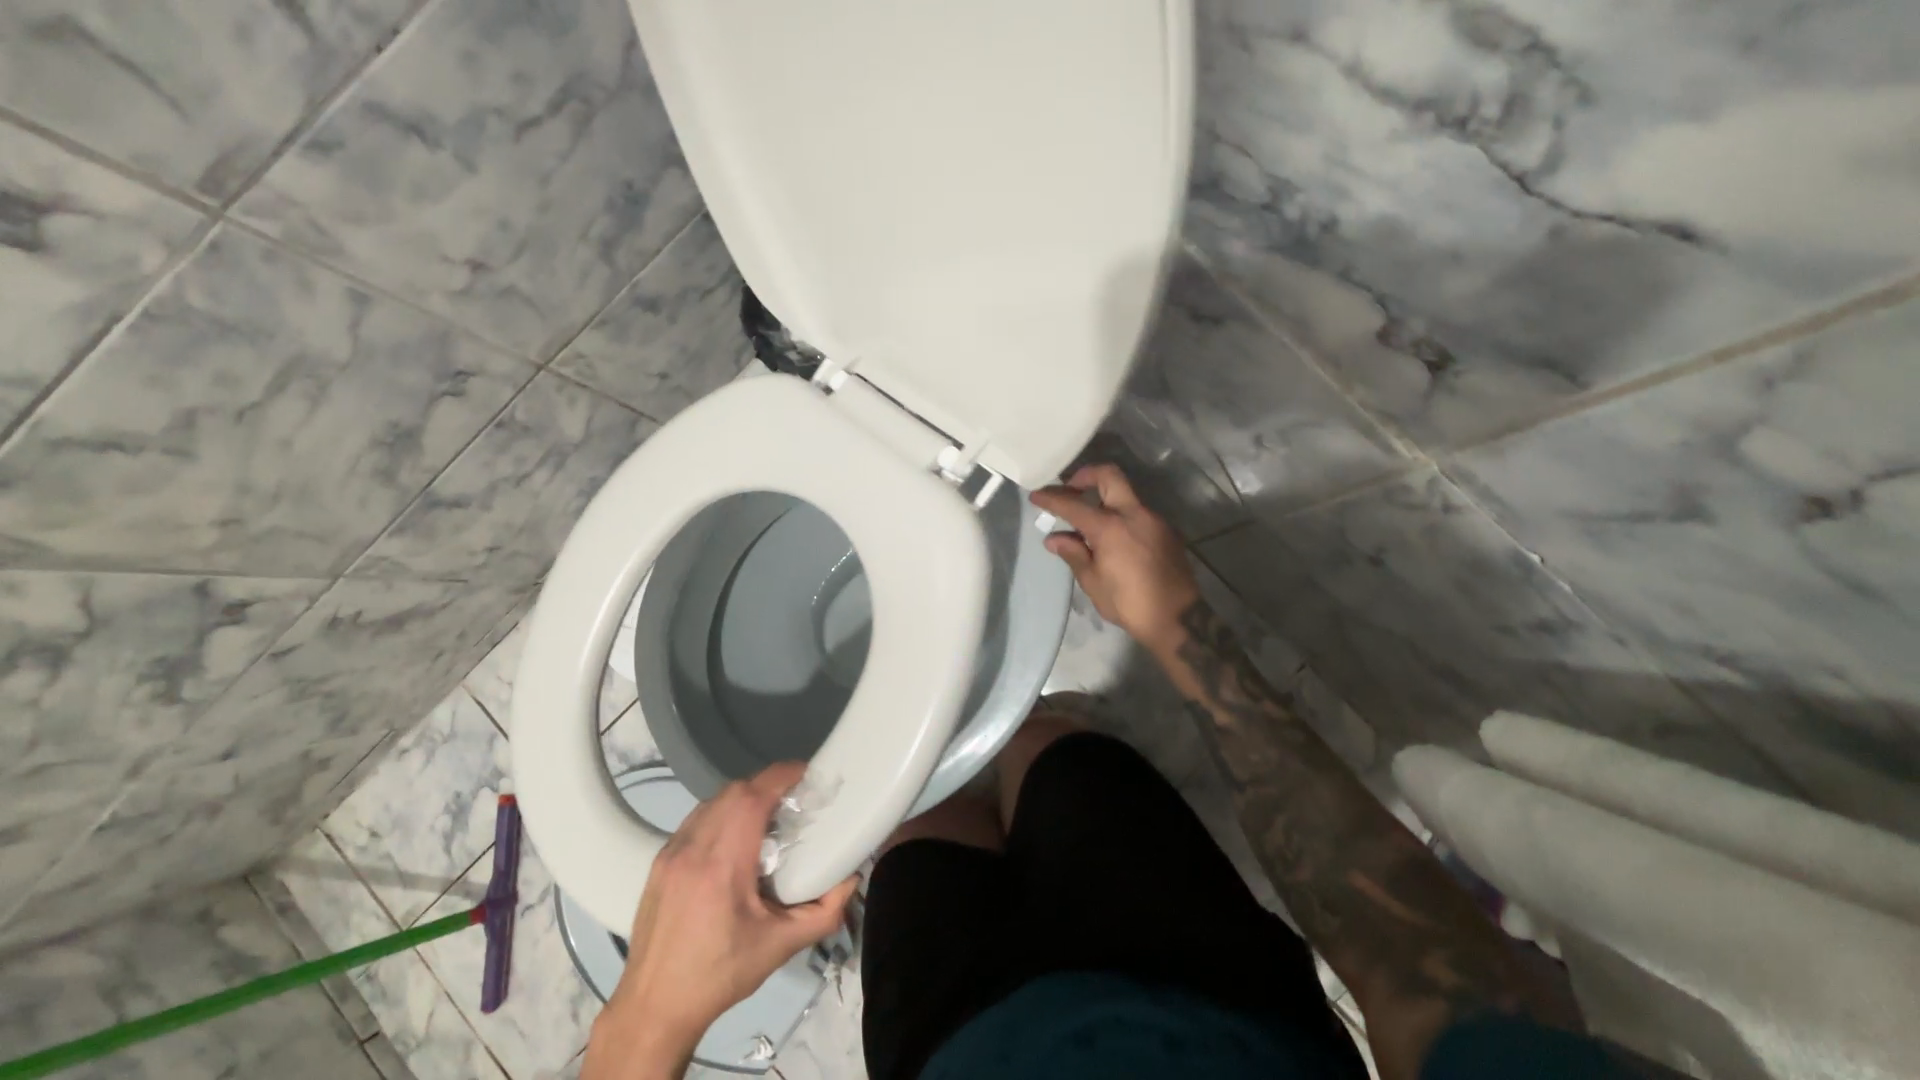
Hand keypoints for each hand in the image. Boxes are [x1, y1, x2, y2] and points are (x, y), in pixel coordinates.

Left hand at [584, 763, 857, 1079]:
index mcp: (721, 866)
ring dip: (741, 799)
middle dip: (765, 786)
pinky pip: (694, 822)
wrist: (654, 1007)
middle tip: (794, 799)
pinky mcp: (657, 864)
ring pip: (710, 804)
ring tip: (768, 817)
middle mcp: (691, 850)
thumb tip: (850, 878)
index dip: (779, 776)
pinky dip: (719, 816)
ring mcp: (669, 854)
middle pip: (732, 793)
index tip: (805, 774)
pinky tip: (734, 840)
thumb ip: (824, 911)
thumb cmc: (719, 976)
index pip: (751, 798)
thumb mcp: (780, 947)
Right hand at [1031, 463, 1199, 657]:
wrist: (1177, 618)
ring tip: (1088, 520)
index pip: (1074, 505)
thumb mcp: (1093, 582)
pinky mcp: (1167, 531)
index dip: (1052, 499)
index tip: (1036, 496)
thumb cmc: (1129, 603)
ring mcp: (1155, 520)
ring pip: (1126, 495)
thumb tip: (1054, 539)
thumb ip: (1074, 554)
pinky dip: (1121, 516)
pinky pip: (1138, 513)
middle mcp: (1135, 514)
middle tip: (1070, 488)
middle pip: (1109, 476)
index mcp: (1111, 527)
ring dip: (1105, 498)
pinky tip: (1113, 538)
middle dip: (1086, 476)